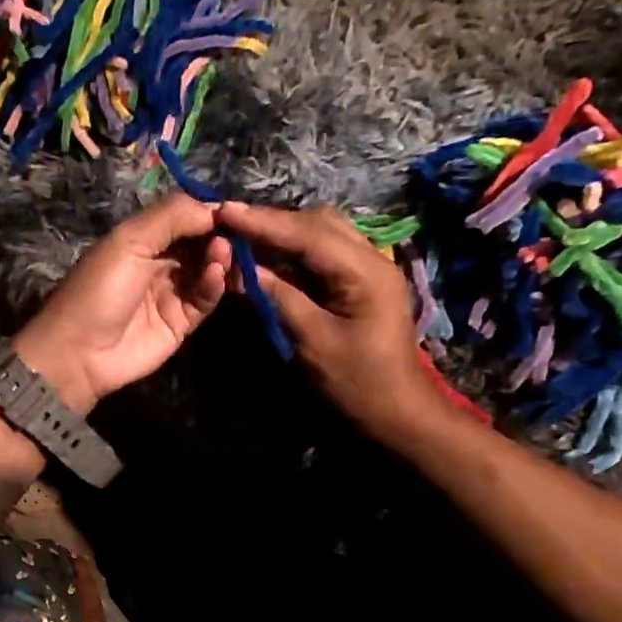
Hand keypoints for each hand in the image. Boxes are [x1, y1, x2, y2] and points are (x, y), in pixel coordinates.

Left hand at [13, 195, 231, 413]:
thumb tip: (213, 207)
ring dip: (219, 258)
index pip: (184, 218)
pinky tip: (216, 275)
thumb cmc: (99, 289)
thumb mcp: (129, 241)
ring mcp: (172, 293)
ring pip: (207, 270)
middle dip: (219, 236)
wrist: (80, 352)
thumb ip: (171, 217)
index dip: (207, 212)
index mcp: (142, 239)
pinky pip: (205, 298)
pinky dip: (214, 284)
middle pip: (200, 243)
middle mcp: (159, 263)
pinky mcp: (182, 322)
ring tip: (224, 253)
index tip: (232, 210)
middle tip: (235, 234)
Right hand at [217, 202, 435, 439]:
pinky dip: (295, 249)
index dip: (264, 222)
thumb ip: (278, 298)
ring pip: (323, 232)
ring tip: (244, 234)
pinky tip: (270, 254)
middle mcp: (372, 258)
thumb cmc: (357, 381)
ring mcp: (370, 267)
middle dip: (273, 221)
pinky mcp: (362, 280)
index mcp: (366, 272)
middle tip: (229, 222)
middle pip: (318, 223)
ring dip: (284, 231)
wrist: (396, 409)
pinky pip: (325, 252)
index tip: (225, 212)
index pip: (309, 234)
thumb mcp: (313, 342)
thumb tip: (239, 268)